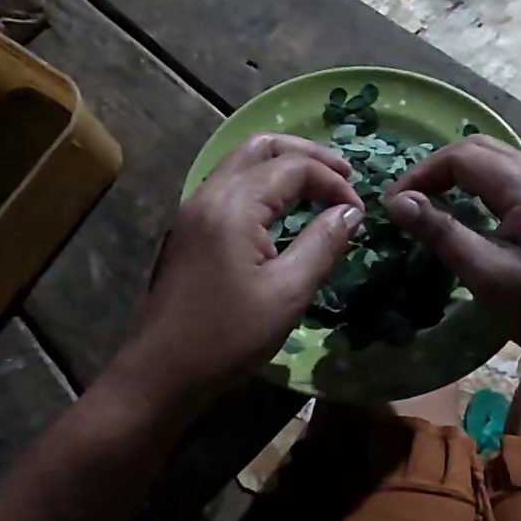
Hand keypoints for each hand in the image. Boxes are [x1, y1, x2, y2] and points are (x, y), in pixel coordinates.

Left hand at [112, 134, 363, 403]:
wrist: (161, 373)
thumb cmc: (228, 337)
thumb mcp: (288, 292)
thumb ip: (323, 243)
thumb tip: (352, 211)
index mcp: (233, 205)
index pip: (293, 167)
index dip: (333, 182)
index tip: (359, 213)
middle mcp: (209, 194)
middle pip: (263, 147)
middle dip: (308, 156)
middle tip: (345, 175)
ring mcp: (194, 209)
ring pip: (243, 162)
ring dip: (285, 166)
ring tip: (321, 185)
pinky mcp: (190, 228)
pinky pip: (231, 186)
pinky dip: (264, 184)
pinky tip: (285, 208)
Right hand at [383, 136, 520, 373]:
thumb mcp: (488, 275)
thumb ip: (442, 232)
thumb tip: (398, 202)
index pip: (464, 156)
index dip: (422, 173)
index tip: (393, 206)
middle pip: (482, 150)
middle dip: (439, 170)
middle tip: (409, 204)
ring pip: (499, 166)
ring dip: (461, 179)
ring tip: (431, 209)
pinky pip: (513, 187)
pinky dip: (482, 193)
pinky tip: (469, 221)